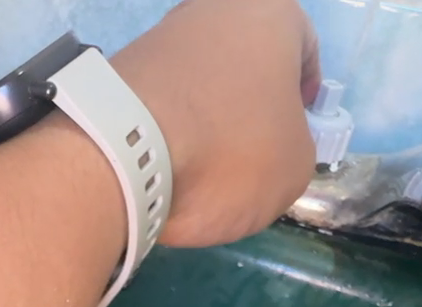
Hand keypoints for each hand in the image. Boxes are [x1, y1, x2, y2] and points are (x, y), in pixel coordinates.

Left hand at [113, 0, 321, 248]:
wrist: (127, 154)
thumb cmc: (229, 152)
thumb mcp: (293, 169)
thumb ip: (294, 151)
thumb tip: (267, 153)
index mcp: (271, 12)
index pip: (304, 48)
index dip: (304, 94)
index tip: (295, 129)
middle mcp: (211, 10)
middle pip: (244, 67)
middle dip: (249, 110)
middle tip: (248, 159)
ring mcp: (159, 38)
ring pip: (197, 87)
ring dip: (204, 125)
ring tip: (199, 176)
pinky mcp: (117, 76)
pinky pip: (156, 109)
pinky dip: (163, 137)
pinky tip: (162, 173)